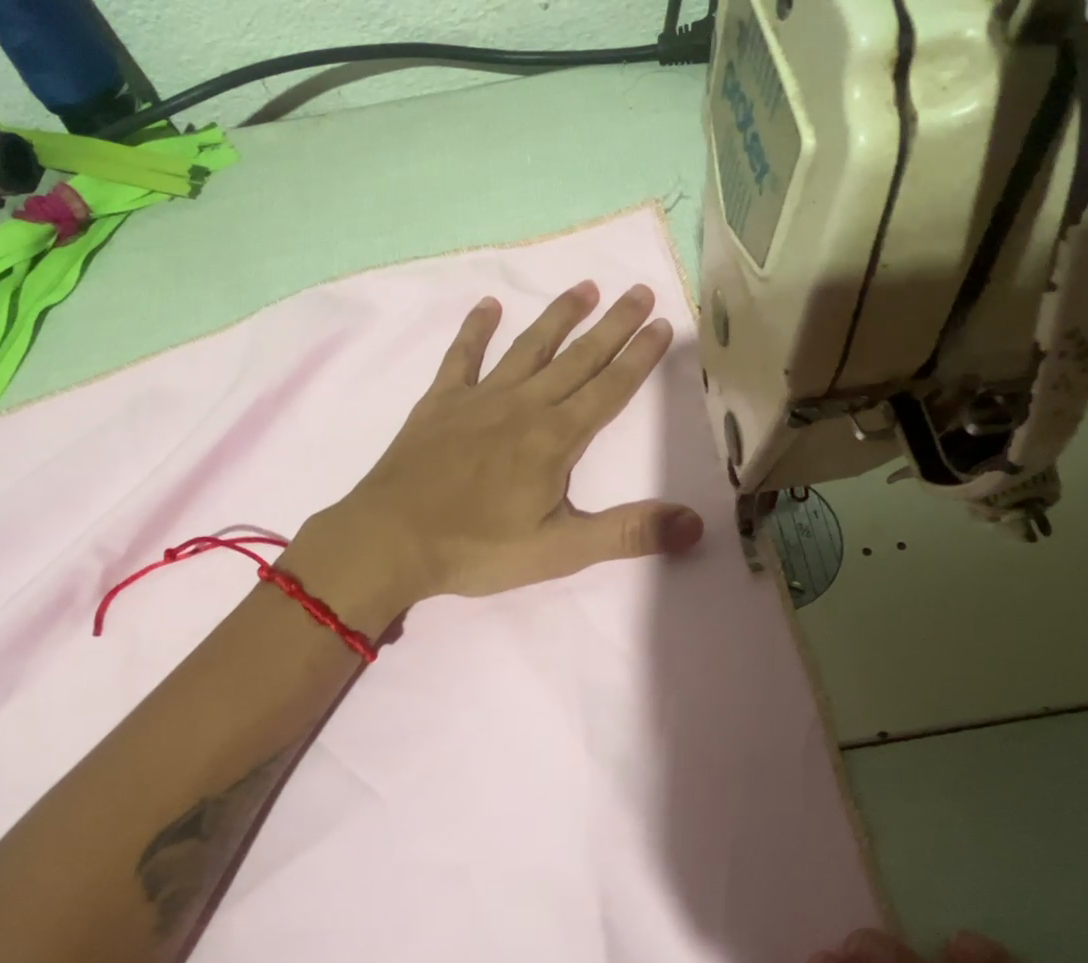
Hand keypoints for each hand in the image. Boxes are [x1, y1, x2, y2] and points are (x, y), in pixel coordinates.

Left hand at [282, 282, 704, 628]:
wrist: (390, 540)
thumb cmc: (478, 549)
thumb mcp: (561, 551)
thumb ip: (628, 533)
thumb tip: (697, 524)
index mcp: (555, 438)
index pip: (608, 388)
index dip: (639, 356)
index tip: (662, 322)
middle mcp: (523, 405)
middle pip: (577, 358)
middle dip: (612, 325)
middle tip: (638, 290)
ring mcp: (479, 399)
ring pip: (529, 348)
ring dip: (558, 317)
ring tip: (584, 287)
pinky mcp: (440, 403)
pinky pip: (462, 356)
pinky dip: (476, 330)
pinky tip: (488, 306)